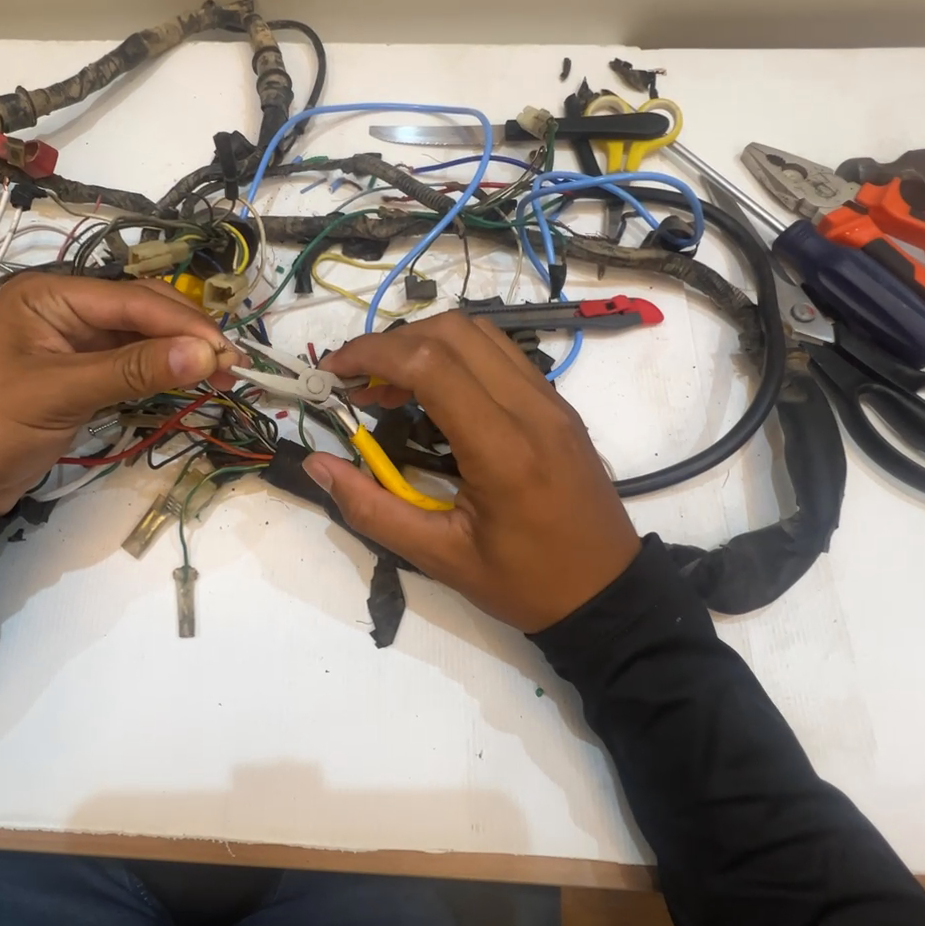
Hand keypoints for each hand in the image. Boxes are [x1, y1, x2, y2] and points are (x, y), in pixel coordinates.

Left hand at [0, 275, 240, 514]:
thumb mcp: (57, 394)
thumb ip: (131, 371)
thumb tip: (205, 354)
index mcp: (49, 296)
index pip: (132, 299)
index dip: (184, 325)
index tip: (227, 354)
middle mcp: (62, 312)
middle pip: (139, 312)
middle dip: (185, 336)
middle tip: (230, 367)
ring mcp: (68, 346)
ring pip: (136, 340)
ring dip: (176, 356)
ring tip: (218, 377)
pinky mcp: (73, 378)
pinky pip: (124, 366)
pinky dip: (155, 375)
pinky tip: (183, 384)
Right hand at [304, 314, 639, 632]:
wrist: (607, 593)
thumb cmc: (524, 584)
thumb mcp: (439, 557)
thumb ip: (372, 508)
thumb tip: (317, 465)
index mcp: (503, 449)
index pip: (431, 364)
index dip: (373, 355)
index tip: (334, 371)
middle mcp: (532, 409)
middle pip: (452, 332)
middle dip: (391, 343)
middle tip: (355, 381)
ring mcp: (550, 401)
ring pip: (478, 334)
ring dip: (423, 343)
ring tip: (386, 386)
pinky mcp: (556, 404)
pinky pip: (500, 354)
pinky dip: (454, 355)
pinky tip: (430, 394)